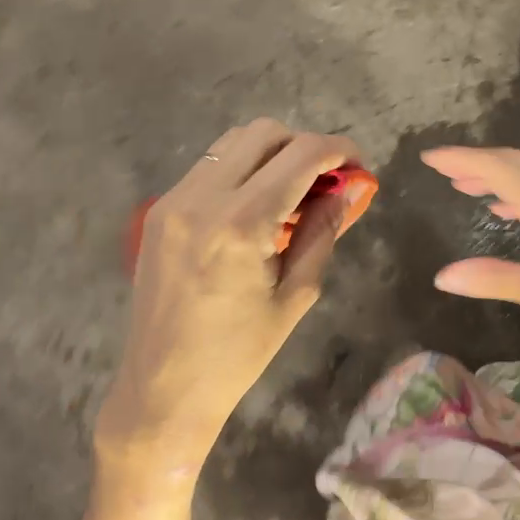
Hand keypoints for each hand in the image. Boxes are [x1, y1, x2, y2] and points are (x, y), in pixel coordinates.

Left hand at [95, 120, 362, 476]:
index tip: (358, 165)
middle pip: (265, 132)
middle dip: (305, 145)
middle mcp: (203, 198)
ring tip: (292, 191)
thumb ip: (323, 231)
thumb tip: (350, 188)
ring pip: (234, 141)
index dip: (339, 150)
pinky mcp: (161, 210)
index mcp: (242, 224)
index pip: (301, 154)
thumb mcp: (296, 294)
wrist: (162, 387)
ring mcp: (175, 200)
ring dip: (272, 152)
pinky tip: (257, 205)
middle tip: (326, 180)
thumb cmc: (239, 352)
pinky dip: (243, 169)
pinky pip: (211, 165)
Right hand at [422, 146, 519, 347]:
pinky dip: (517, 189)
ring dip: (496, 175)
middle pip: (512, 162)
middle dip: (475, 162)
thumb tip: (442, 275)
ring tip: (466, 185)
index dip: (459, 159)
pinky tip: (508, 210)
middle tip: (442, 167)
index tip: (429, 156)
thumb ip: (492, 279)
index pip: (494, 167)